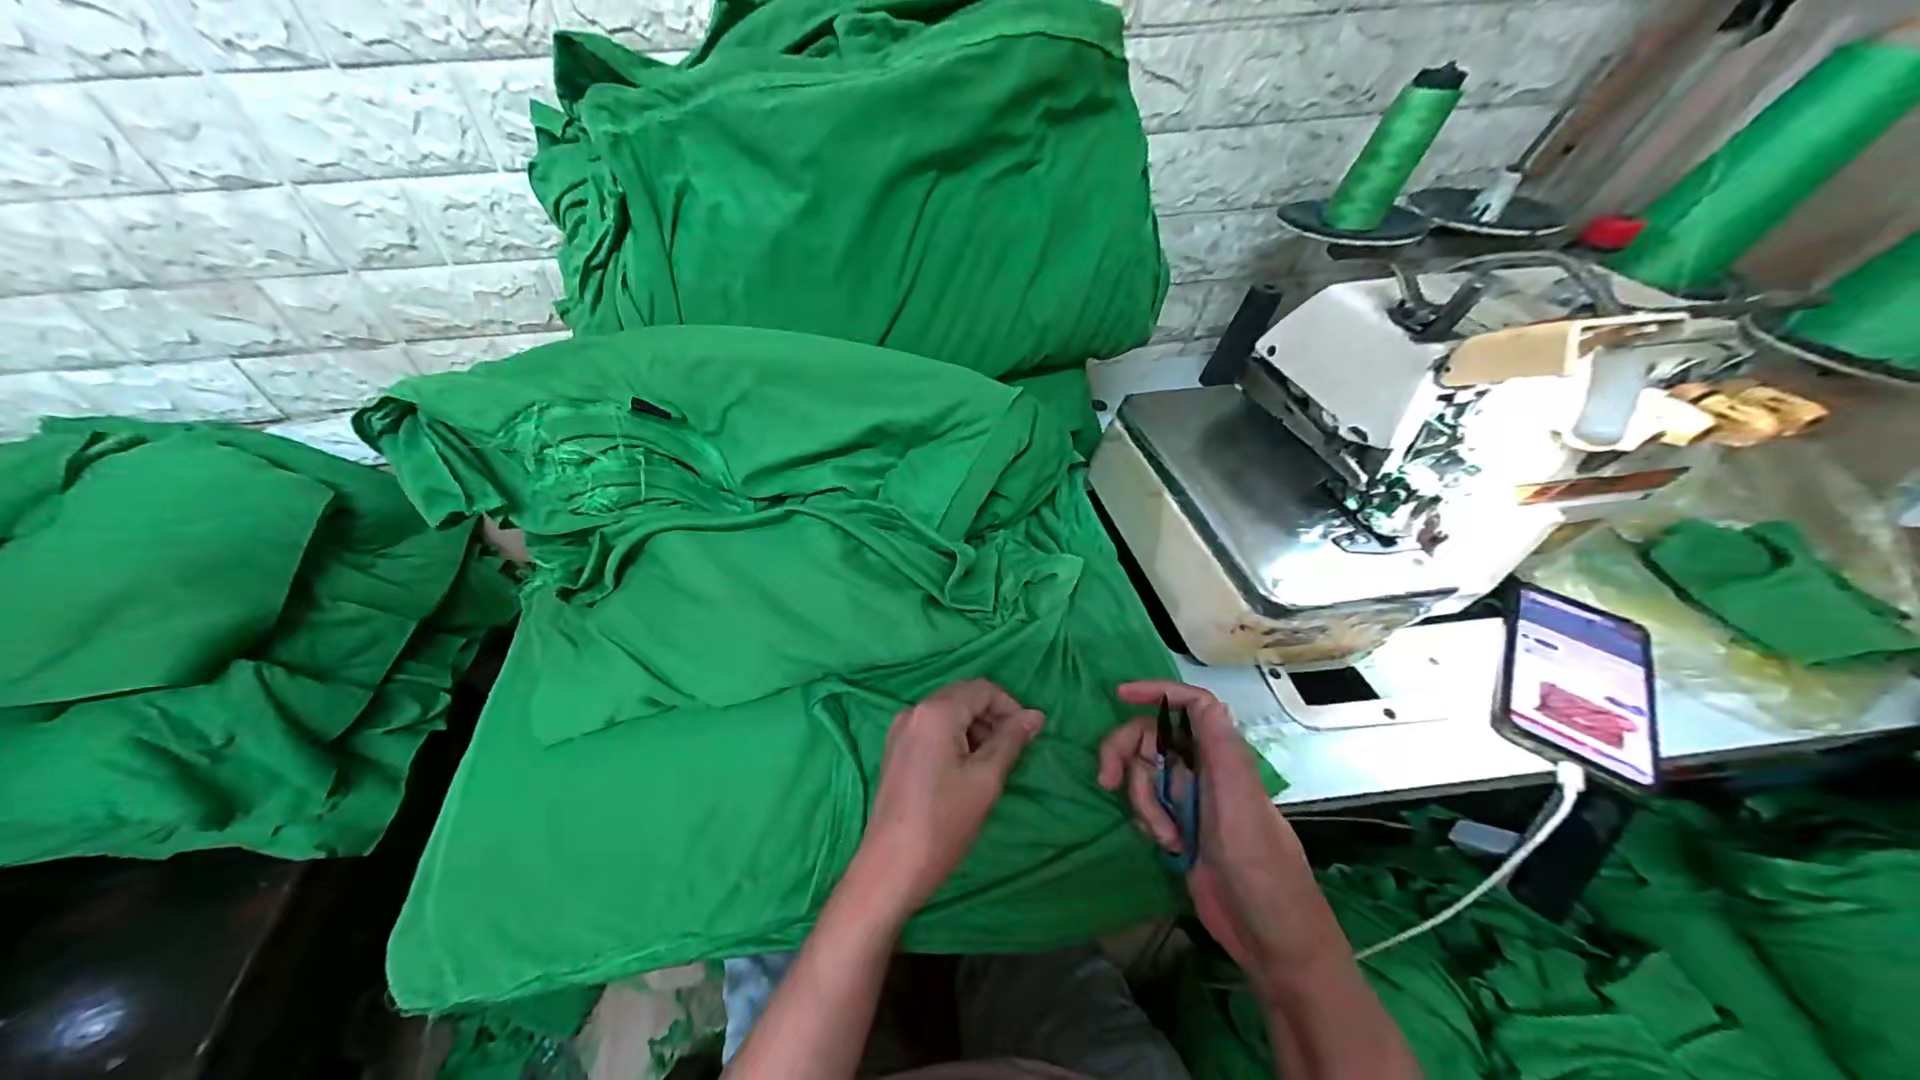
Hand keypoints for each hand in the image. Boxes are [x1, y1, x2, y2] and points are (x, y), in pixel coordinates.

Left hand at [858, 679, 1044, 912]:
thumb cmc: (944, 821)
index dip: (1010, 707)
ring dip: (975, 728)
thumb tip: (1035, 715)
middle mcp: (913, 711)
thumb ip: (1011, 740)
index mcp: (935, 711)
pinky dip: (955, 738)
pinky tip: (965, 770)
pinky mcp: (895, 750)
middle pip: (963, 696)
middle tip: (1012, 751)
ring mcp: (900, 730)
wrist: (891, 866)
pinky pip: (932, 729)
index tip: (1027, 737)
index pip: (983, 689)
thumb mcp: (986, 779)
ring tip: (991, 765)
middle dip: (993, 716)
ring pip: (948, 712)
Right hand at [1098, 681, 1340, 994]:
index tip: (1120, 695)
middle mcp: (1205, 770)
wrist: (1269, 936)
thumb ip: (1222, 751)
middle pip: (1153, 737)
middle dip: (1126, 755)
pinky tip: (1165, 845)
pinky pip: (1147, 805)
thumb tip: (1204, 700)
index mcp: (1224, 757)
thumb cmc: (1260, 869)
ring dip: (1141, 800)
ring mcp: (1192, 799)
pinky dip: (1146, 820)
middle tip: (1107, 781)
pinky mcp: (1180, 826)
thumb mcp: (1240, 806)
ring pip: (1145, 773)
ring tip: (1163, 835)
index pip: (1191, 706)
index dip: (1157, 691)